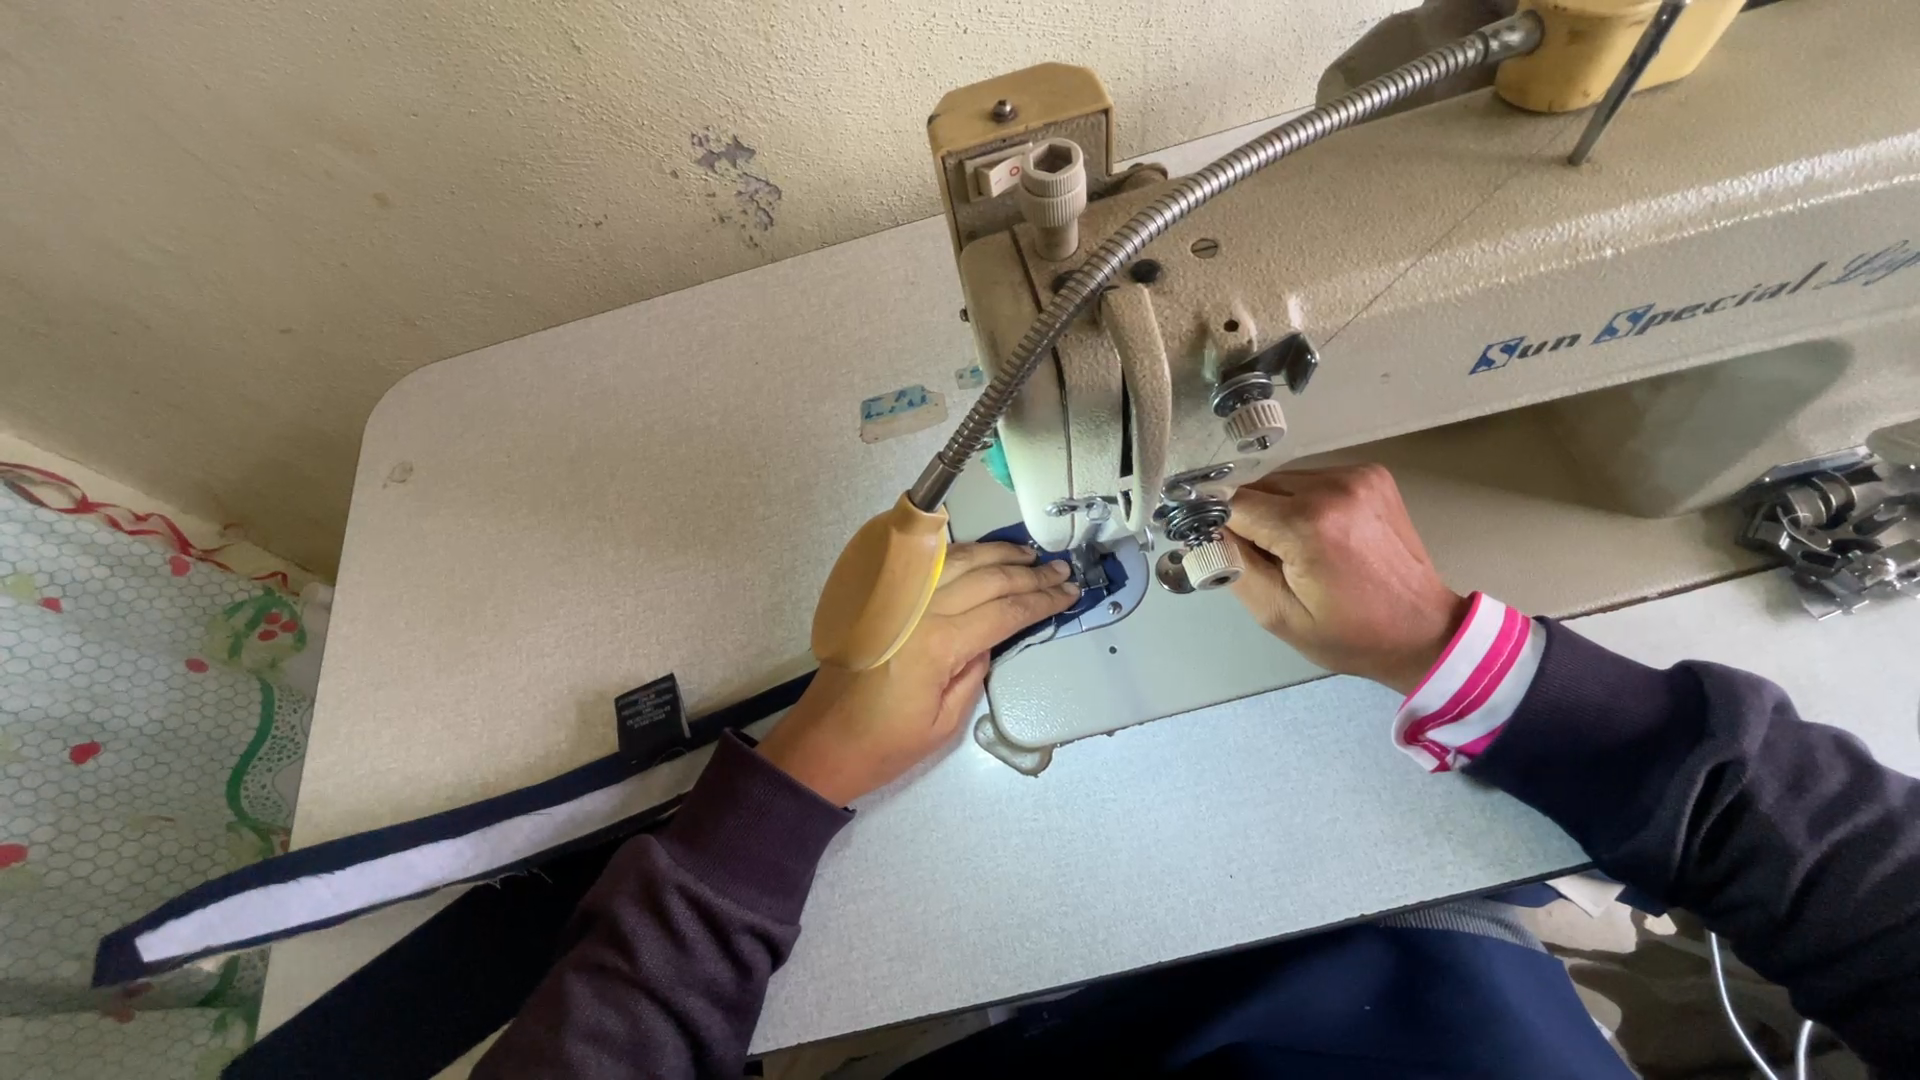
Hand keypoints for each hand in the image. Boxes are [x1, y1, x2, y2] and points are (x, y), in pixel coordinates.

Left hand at [760, 542, 1080, 803]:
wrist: (823, 742)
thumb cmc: (885, 745)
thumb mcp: (945, 723)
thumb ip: (974, 673)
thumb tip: (989, 640)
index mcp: (939, 645)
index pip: (1005, 611)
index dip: (1042, 601)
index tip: (1069, 593)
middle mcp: (920, 612)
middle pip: (986, 579)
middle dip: (1029, 574)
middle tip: (1060, 569)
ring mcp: (898, 601)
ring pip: (957, 562)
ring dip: (997, 554)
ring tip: (1028, 554)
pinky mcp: (883, 601)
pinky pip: (926, 566)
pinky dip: (957, 553)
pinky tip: (978, 553)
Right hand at [1225, 464, 1468, 694]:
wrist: (1424, 630)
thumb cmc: (1349, 634)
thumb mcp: (1277, 614)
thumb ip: (1233, 566)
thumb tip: (1204, 531)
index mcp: (1308, 525)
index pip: (1232, 504)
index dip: (1216, 524)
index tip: (1216, 547)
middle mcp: (1333, 488)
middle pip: (1257, 488)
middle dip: (1248, 519)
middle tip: (1264, 558)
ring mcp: (1356, 476)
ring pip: (1282, 481)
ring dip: (1274, 509)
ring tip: (1294, 548)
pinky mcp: (1370, 475)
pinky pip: (1310, 479)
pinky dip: (1302, 502)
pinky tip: (1318, 533)